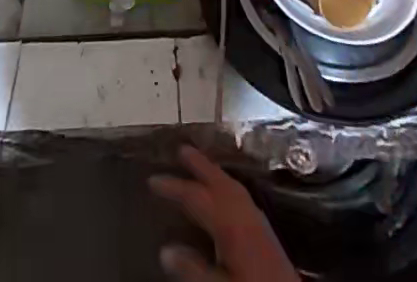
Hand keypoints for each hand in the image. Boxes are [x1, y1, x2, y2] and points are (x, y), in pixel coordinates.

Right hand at [149, 145, 300, 281]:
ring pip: (232, 186)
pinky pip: (241, 195)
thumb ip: (193, 268)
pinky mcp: (264, 229)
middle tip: (181, 148)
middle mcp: (244, 213)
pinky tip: (223, 192)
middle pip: (218, 181)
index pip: (196, 196)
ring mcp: (257, 219)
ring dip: (214, 172)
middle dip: (199, 164)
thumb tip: (165, 249)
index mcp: (230, 222)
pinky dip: (227, 185)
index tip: (152, 179)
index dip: (173, 186)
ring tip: (199, 163)